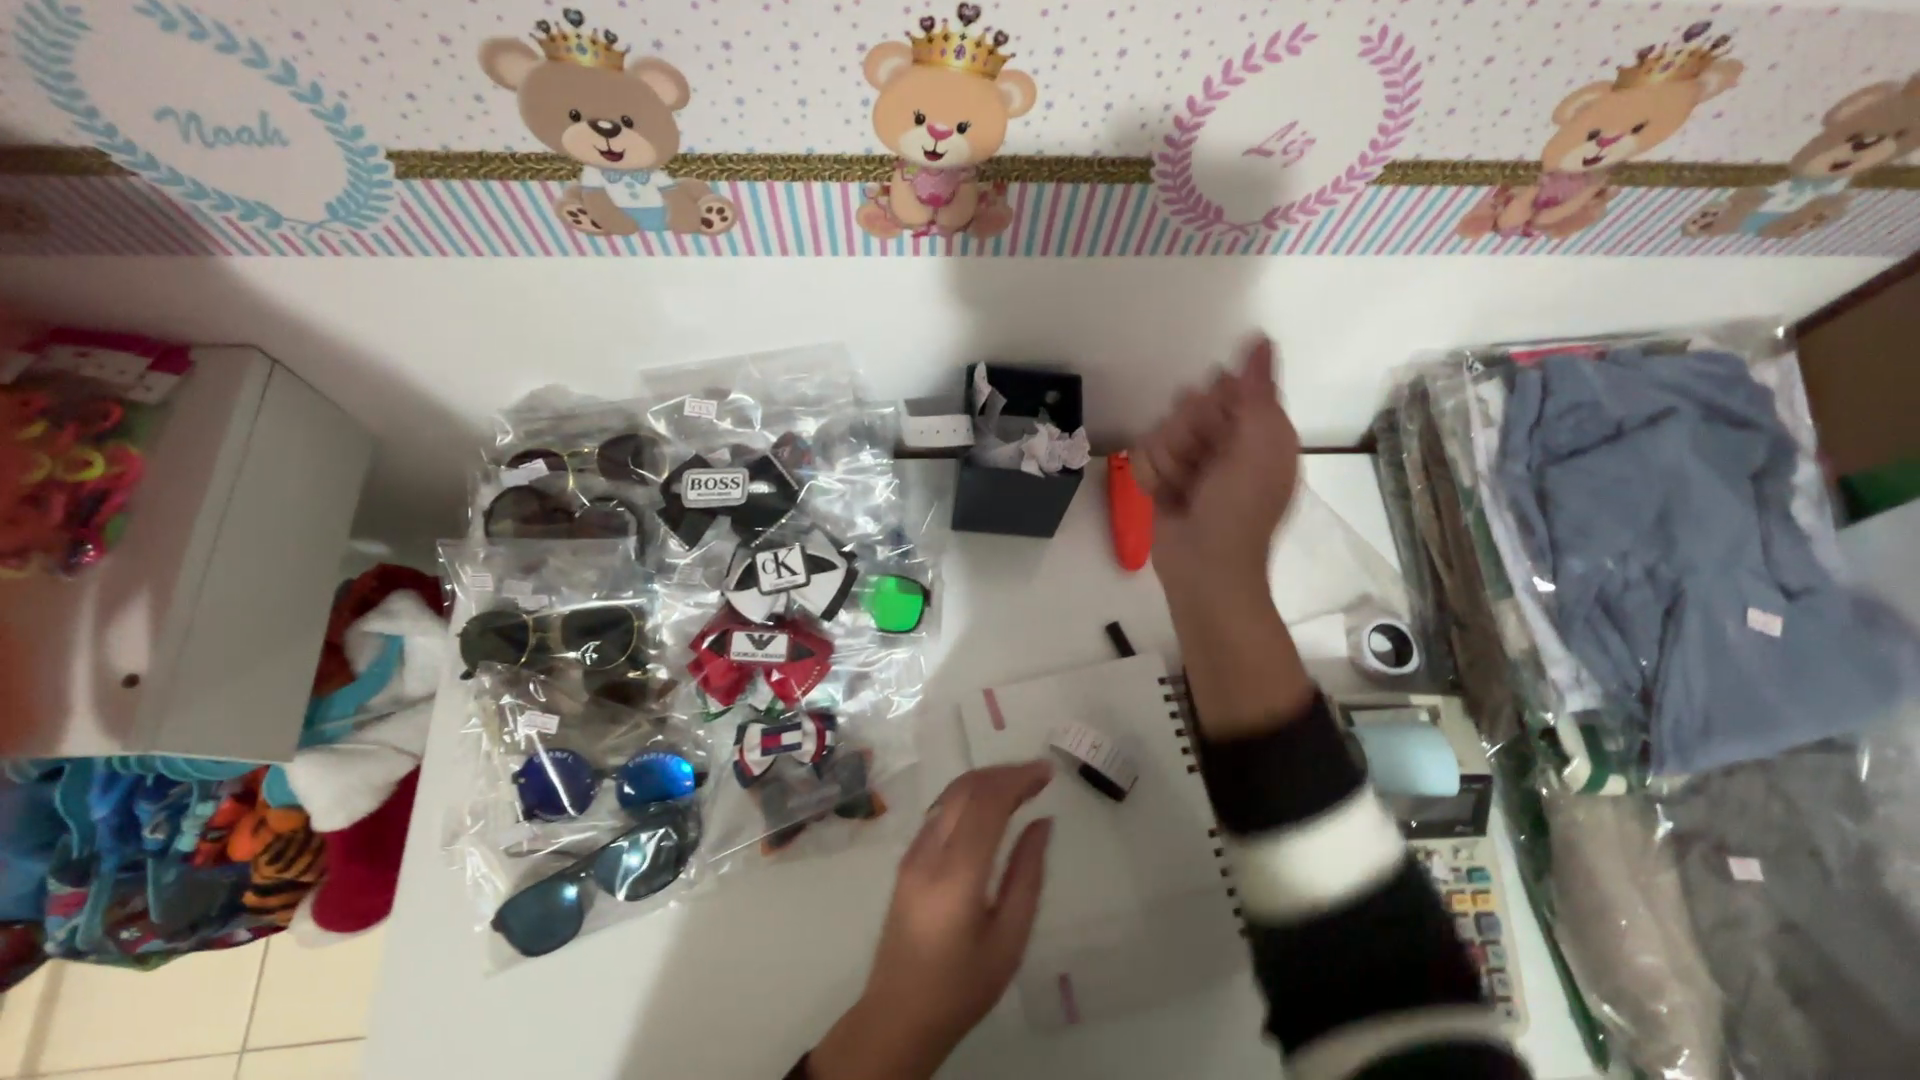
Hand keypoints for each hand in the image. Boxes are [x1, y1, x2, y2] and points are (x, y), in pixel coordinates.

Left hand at [809, 762, 1053, 1079]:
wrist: (899, 1015)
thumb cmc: (962, 987)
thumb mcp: (1009, 939)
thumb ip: (1027, 876)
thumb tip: (1042, 823)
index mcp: (956, 874)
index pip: (986, 803)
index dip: (1018, 779)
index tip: (1048, 773)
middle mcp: (928, 854)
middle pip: (964, 789)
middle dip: (1003, 773)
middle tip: (1039, 776)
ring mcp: (911, 855)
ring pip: (948, 796)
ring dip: (985, 782)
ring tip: (1021, 786)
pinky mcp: (906, 862)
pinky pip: (939, 813)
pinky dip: (969, 798)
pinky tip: (991, 808)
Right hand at [1136, 335, 1300, 599]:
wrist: (1205, 569)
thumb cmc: (1240, 511)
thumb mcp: (1260, 446)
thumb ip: (1258, 391)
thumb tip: (1261, 338)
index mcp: (1258, 429)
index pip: (1224, 385)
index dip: (1216, 405)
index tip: (1221, 428)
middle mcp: (1224, 439)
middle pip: (1187, 403)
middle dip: (1187, 434)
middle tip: (1202, 467)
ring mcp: (1191, 460)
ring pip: (1160, 428)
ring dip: (1169, 461)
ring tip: (1184, 489)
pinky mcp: (1162, 478)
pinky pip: (1142, 455)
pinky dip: (1152, 478)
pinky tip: (1167, 498)